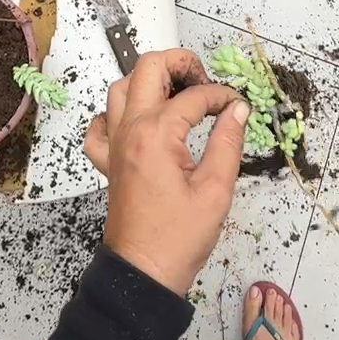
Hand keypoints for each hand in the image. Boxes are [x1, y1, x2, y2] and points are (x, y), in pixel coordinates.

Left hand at [82, 49, 249, 294]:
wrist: (142, 275)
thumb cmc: (178, 238)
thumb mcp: (216, 190)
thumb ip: (228, 142)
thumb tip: (237, 109)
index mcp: (156, 134)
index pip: (194, 95)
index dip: (221, 96)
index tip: (237, 107)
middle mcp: (130, 129)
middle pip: (147, 67)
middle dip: (180, 63)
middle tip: (204, 81)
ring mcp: (114, 143)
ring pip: (121, 87)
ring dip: (149, 81)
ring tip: (178, 94)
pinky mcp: (108, 161)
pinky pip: (101, 125)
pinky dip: (116, 114)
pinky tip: (139, 122)